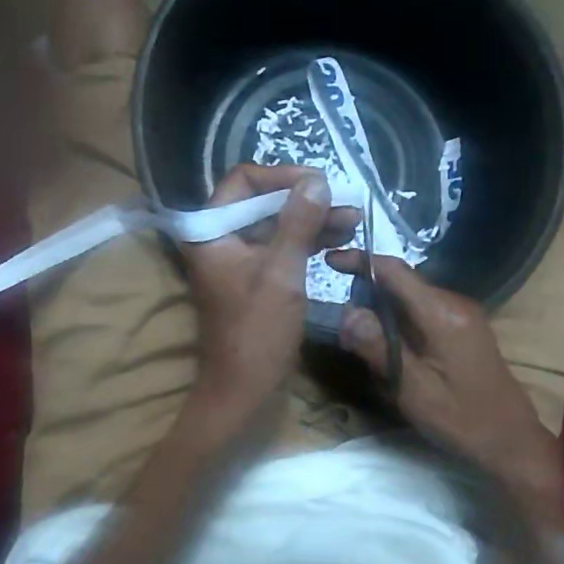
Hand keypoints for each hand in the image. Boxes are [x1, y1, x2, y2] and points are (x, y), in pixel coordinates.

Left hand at [183, 165, 358, 411]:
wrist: (243, 387)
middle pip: (262, 201)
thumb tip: (317, 181)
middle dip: (304, 199)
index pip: (244, 181)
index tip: (321, 182)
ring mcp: (236, 257)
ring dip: (311, 219)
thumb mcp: (282, 272)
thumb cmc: (257, 330)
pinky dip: (306, 240)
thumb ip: (298, 222)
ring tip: (352, 219)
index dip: (282, 176)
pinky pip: (279, 246)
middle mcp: (218, 237)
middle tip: (345, 203)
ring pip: (275, 223)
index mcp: (210, 230)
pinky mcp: (253, 275)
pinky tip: (338, 237)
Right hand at [325, 250, 557, 480]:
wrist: (512, 443)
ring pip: (410, 297)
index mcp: (442, 313)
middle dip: (367, 288)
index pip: (395, 271)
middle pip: (402, 282)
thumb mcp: (412, 389)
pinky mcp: (463, 329)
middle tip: (337, 310)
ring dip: (382, 306)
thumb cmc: (462, 419)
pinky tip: (386, 343)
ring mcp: (462, 315)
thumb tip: (346, 311)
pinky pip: (422, 311)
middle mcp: (454, 304)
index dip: (361, 261)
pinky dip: (398, 319)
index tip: (329, 260)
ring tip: (355, 330)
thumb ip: (378, 347)